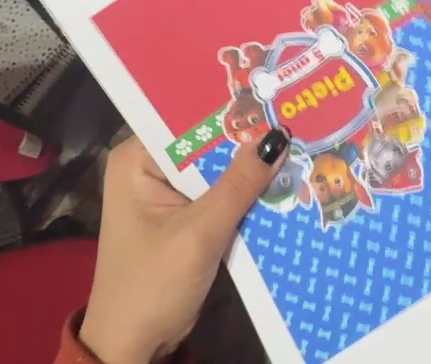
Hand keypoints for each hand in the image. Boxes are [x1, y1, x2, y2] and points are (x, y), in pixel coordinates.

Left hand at [78, 130, 288, 363]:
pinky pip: (221, 192)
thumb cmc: (152, 287)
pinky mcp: (186, 218)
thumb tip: (278, 136)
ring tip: (298, 137)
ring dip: (251, 164)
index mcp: (137, 159)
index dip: (229, 107)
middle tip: (293, 112)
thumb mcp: (198, 234)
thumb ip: (238, 185)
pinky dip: (247, 191)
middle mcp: (150, 167)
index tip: (270, 92)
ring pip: (218, 167)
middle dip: (246, 136)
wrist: (132, 352)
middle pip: (206, 142)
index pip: (187, 118)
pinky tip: (283, 176)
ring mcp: (169, 194)